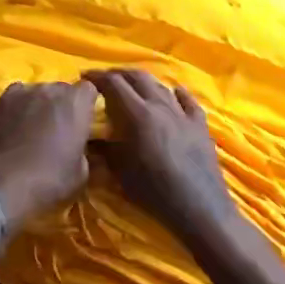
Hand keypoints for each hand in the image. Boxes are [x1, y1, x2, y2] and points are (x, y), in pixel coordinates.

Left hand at [0, 81, 99, 221]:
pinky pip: (16, 96)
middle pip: (61, 88)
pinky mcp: (0, 99)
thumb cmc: (51, 178)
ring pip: (37, 90)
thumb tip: (76, 144)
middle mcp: (50, 89)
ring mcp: (23, 90)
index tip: (83, 119)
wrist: (4, 180)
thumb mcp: (81, 171)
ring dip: (40, 103)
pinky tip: (14, 123)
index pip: (88, 89)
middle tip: (59, 126)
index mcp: (76, 103)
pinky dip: (19, 105)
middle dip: (63, 103)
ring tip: (34, 125)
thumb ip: (82, 147)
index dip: (86, 103)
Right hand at [90, 70, 240, 240]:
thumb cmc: (154, 191)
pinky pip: (188, 102)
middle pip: (137, 77)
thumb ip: (103, 147)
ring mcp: (182, 115)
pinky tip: (173, 92)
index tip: (84, 77)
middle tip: (104, 79)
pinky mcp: (200, 127)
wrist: (200, 210)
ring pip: (161, 86)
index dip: (97, 77)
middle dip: (118, 73)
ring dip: (143, 81)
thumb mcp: (119, 170)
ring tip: (132, 86)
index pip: (113, 83)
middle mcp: (160, 106)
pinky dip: (177, 93)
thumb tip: (89, 135)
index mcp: (137, 114)